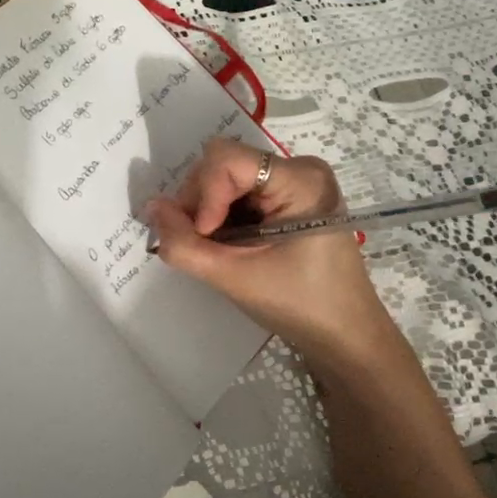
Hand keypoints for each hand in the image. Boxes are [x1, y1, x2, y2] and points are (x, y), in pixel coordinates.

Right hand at [145, 138, 393, 368]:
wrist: (345, 337)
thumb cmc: (300, 306)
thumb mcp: (233, 278)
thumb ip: (183, 244)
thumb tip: (151, 207)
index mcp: (301, 180)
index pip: (224, 160)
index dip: (203, 194)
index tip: (205, 235)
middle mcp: (298, 169)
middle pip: (220, 165)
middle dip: (199, 203)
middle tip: (201, 244)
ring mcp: (292, 182)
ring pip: (222, 178)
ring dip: (205, 211)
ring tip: (215, 248)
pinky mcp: (284, 197)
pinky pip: (234, 191)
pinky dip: (218, 215)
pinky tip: (226, 244)